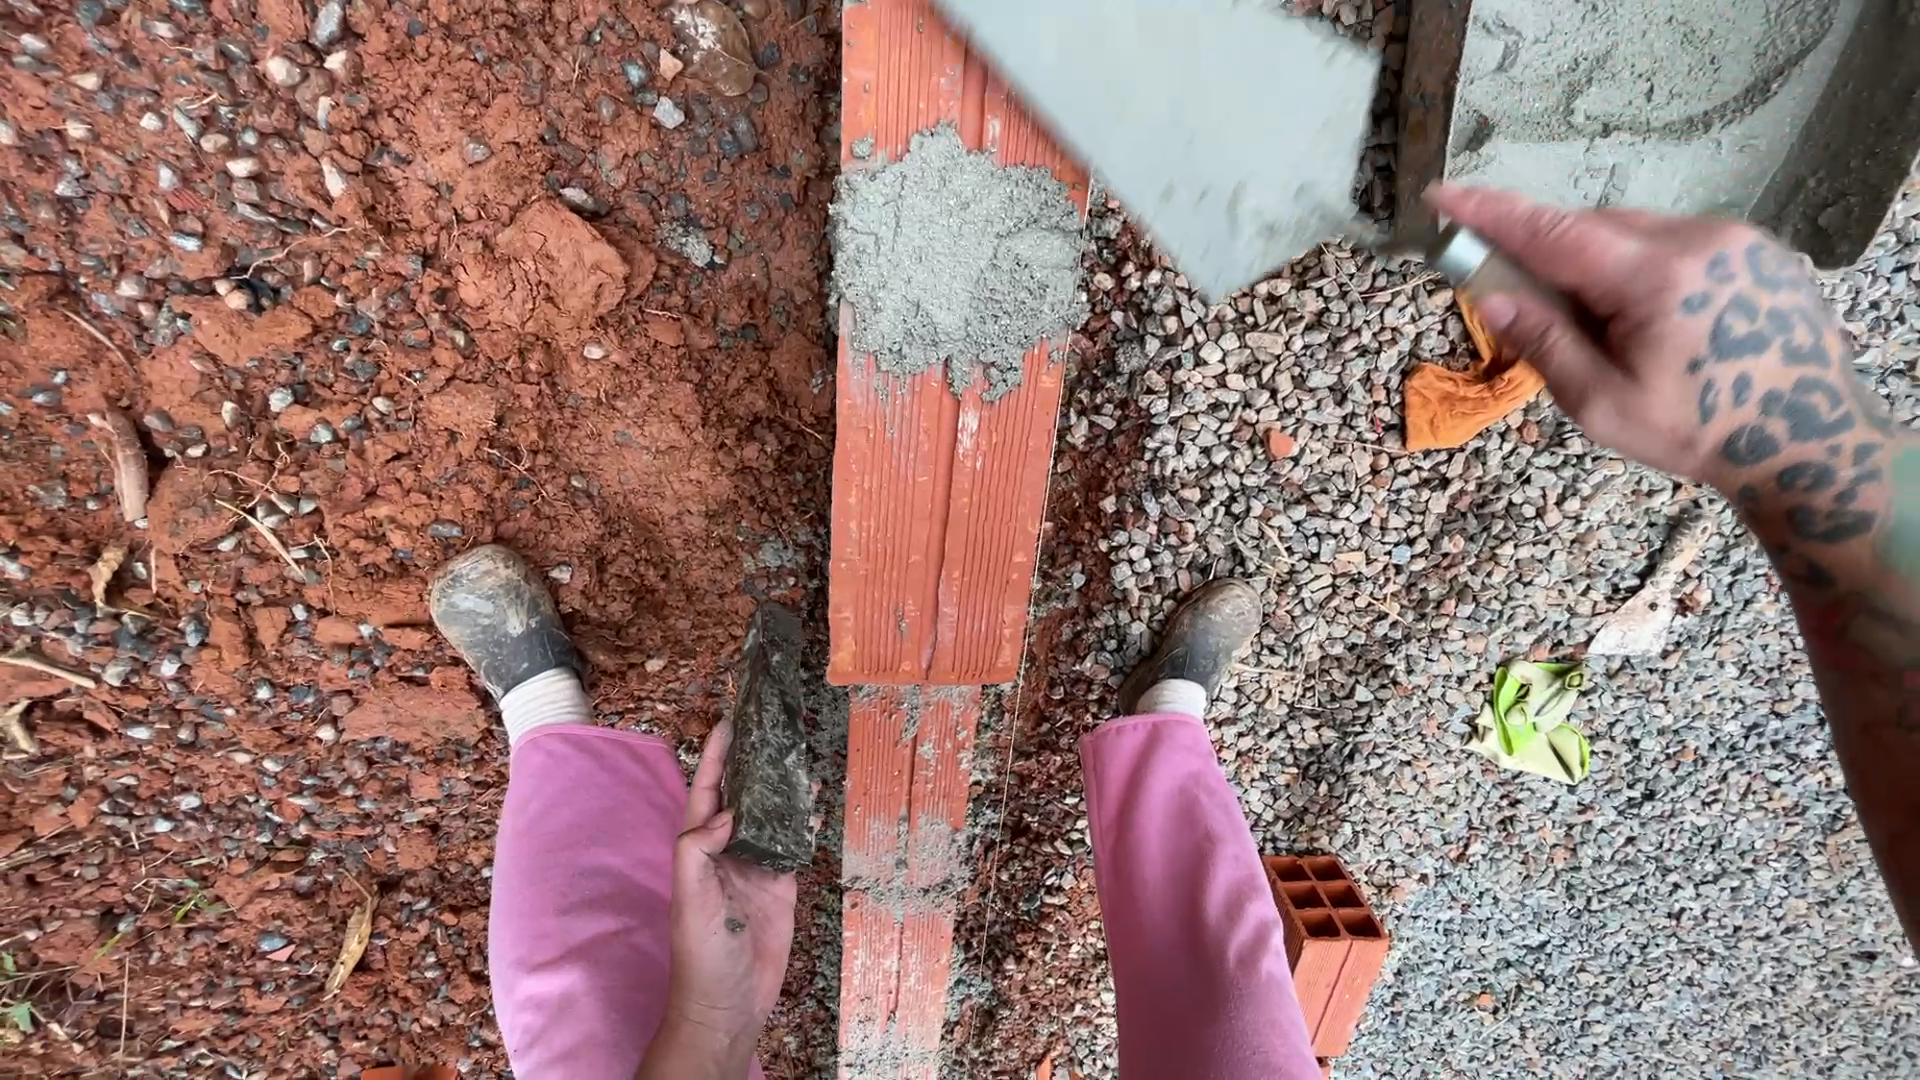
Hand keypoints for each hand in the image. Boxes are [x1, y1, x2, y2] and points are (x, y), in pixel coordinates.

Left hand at [651, 720, 797, 1073]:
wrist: (731, 1003)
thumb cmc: (701, 953)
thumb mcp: (691, 901)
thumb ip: (698, 852)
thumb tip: (729, 811)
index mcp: (700, 849)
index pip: (708, 793)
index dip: (716, 758)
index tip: (729, 724)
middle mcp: (728, 848)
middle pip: (742, 795)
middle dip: (752, 762)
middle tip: (771, 728)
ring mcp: (757, 863)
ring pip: (771, 814)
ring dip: (782, 786)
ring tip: (798, 754)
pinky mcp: (782, 880)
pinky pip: (795, 841)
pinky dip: (806, 820)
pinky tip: (817, 800)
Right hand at [1425, 184, 1876, 498]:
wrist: (1807, 439)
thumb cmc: (1692, 430)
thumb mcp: (1598, 401)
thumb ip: (1543, 343)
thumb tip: (1491, 299)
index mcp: (1657, 279)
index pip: (1553, 233)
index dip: (1490, 213)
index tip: (1441, 195)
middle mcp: (1700, 240)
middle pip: (1588, 227)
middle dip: (1537, 252)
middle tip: (1509, 298)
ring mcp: (1734, 240)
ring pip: (1626, 232)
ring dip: (1582, 263)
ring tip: (1585, 326)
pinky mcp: (1750, 251)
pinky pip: (1663, 241)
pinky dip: (1621, 266)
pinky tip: (1628, 316)